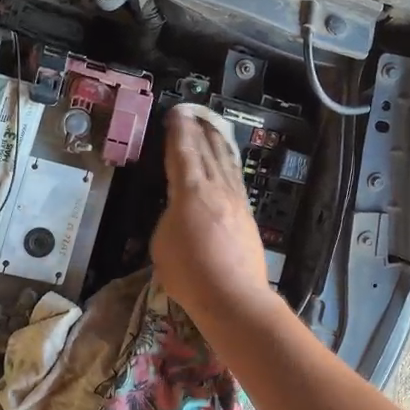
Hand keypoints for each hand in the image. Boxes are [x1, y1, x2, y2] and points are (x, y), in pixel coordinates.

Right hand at [150, 104, 270, 318]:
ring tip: (212, 128)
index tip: (176, 113)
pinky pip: (236, 179)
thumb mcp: (162, 244)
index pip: (182, 152)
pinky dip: (229, 164)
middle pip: (207, 151)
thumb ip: (169, 218)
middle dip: (198, 130)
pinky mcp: (247, 215)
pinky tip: (229, 164)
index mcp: (190, 191)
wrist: (234, 296)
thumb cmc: (190, 274)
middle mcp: (216, 188)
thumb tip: (178, 211)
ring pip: (226, 162)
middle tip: (193, 113)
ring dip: (218, 143)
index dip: (178, 131)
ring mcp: (236, 200)